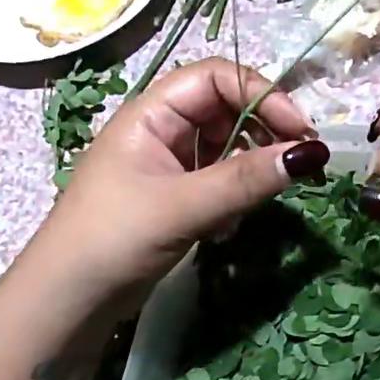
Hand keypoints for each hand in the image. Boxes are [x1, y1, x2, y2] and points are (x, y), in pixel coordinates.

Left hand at [24, 59, 328, 303]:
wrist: (67, 301)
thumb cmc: (113, 238)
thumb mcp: (183, 205)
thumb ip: (247, 180)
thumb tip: (312, 154)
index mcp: (152, 113)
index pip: (217, 78)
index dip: (262, 94)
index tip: (300, 130)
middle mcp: (163, 131)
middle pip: (228, 110)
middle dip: (265, 132)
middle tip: (300, 163)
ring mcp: (170, 165)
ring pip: (228, 148)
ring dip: (252, 170)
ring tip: (261, 200)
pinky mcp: (177, 198)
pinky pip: (221, 182)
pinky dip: (237, 197)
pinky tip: (230, 227)